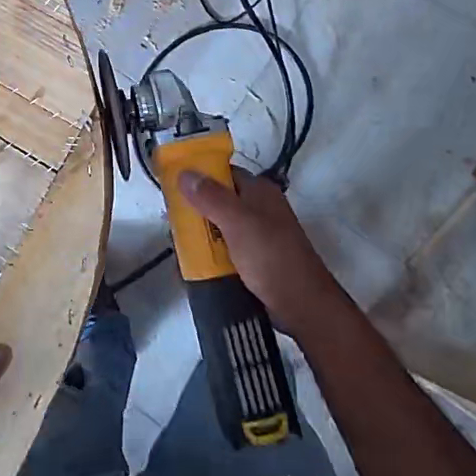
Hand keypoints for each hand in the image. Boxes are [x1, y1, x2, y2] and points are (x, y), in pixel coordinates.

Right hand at [179, 168, 351, 339]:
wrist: (301, 303)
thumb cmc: (270, 256)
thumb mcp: (237, 222)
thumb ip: (211, 197)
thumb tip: (185, 171)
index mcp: (260, 191)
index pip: (225, 173)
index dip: (200, 176)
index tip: (173, 187)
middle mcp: (261, 208)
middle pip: (222, 200)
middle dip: (198, 210)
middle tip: (173, 223)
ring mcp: (261, 234)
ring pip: (224, 227)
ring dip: (205, 235)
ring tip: (182, 246)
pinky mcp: (259, 258)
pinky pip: (230, 249)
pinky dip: (215, 254)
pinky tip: (200, 265)